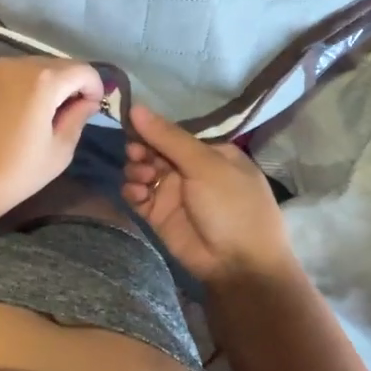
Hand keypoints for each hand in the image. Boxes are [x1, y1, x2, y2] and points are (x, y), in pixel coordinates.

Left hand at [0, 57, 102, 224]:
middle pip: (56, 65)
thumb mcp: (59, 151)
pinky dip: (17, 88)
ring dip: (43, 85)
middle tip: (67, 116)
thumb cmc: (14, 174)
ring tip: (39, 117)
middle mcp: (15, 64)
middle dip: (68, 85)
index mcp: (42, 80)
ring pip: (29, 68)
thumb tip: (88, 101)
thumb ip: (78, 117)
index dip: (95, 89)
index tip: (91, 111)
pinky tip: (12, 115)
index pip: (83, 70)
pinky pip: (6, 77)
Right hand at [121, 105, 296, 285]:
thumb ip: (168, 137)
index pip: (172, 132)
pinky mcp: (157, 214)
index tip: (132, 126)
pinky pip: (136, 194)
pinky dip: (132, 191)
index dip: (151, 129)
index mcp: (210, 152)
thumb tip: (136, 107)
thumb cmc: (232, 206)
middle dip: (141, 149)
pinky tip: (138, 194)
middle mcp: (190, 169)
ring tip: (142, 178)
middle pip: (153, 149)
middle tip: (138, 155)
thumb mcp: (205, 165)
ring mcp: (173, 192)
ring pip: (141, 170)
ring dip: (136, 169)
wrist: (238, 263)